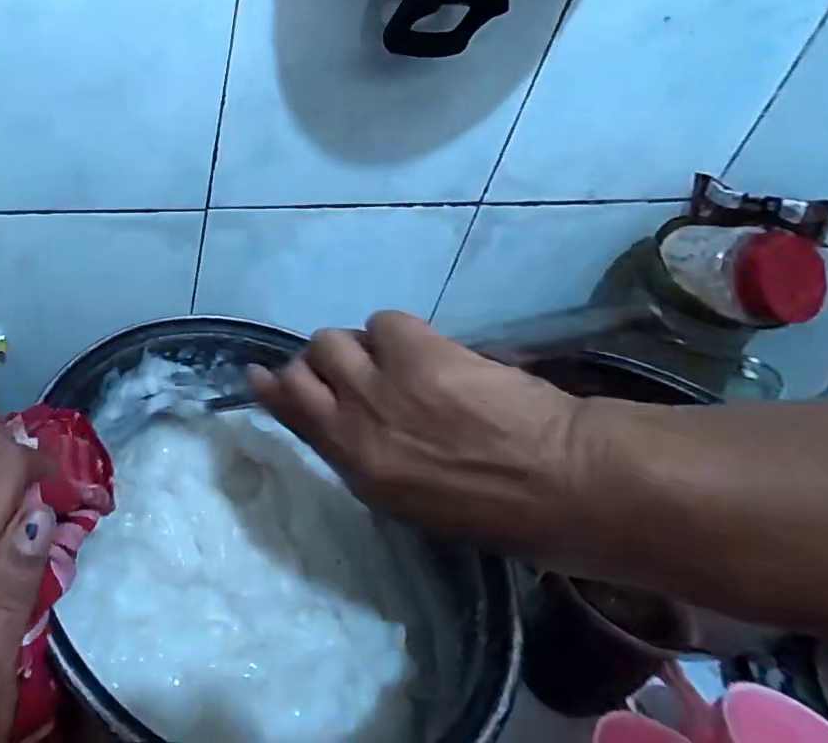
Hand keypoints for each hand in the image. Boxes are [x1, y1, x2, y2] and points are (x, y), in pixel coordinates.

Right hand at [248, 310, 581, 554]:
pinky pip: (384, 320)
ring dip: (360, 346)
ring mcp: (380, 384)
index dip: (270, 389)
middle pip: (302, 366)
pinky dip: (402, 334)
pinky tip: (433, 354)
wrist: (571, 483)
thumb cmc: (495, 506)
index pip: (292, 414)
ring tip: (399, 361)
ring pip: (335, 338)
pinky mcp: (414, 351)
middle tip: (354, 369)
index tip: (256, 373)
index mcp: (355, 466)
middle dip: (319, 364)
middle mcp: (354, 422)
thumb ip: (360, 454)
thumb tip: (334, 415)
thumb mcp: (408, 498)